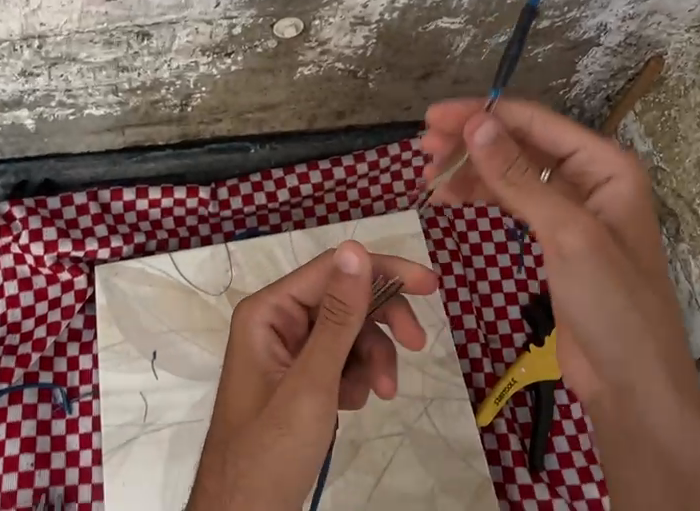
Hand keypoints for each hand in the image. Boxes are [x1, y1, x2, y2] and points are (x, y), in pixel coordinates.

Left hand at [188, 240, 439, 510]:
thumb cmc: (271, 451)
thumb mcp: (312, 383)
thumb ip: (339, 316)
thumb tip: (356, 249)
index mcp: (268, 310)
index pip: (334, 268)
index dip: (383, 270)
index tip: (431, 284)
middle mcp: (277, 321)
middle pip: (345, 299)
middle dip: (381, 324)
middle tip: (417, 346)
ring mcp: (288, 351)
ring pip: (349, 332)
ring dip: (372, 359)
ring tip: (382, 393)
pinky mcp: (300, 379)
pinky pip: (341, 361)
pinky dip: (356, 378)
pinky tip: (352, 405)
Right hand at [422, 98, 699, 510]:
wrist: (633, 387)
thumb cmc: (613, 304)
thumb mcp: (566, 234)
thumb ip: (518, 177)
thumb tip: (476, 123)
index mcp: (606, 165)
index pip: (534, 123)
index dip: (482, 115)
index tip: (432, 118)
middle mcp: (590, 178)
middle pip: (520, 143)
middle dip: (472, 142)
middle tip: (423, 148)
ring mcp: (572, 209)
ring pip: (512, 172)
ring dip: (471, 169)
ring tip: (428, 175)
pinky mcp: (555, 239)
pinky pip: (513, 202)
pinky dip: (482, 195)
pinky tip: (451, 196)